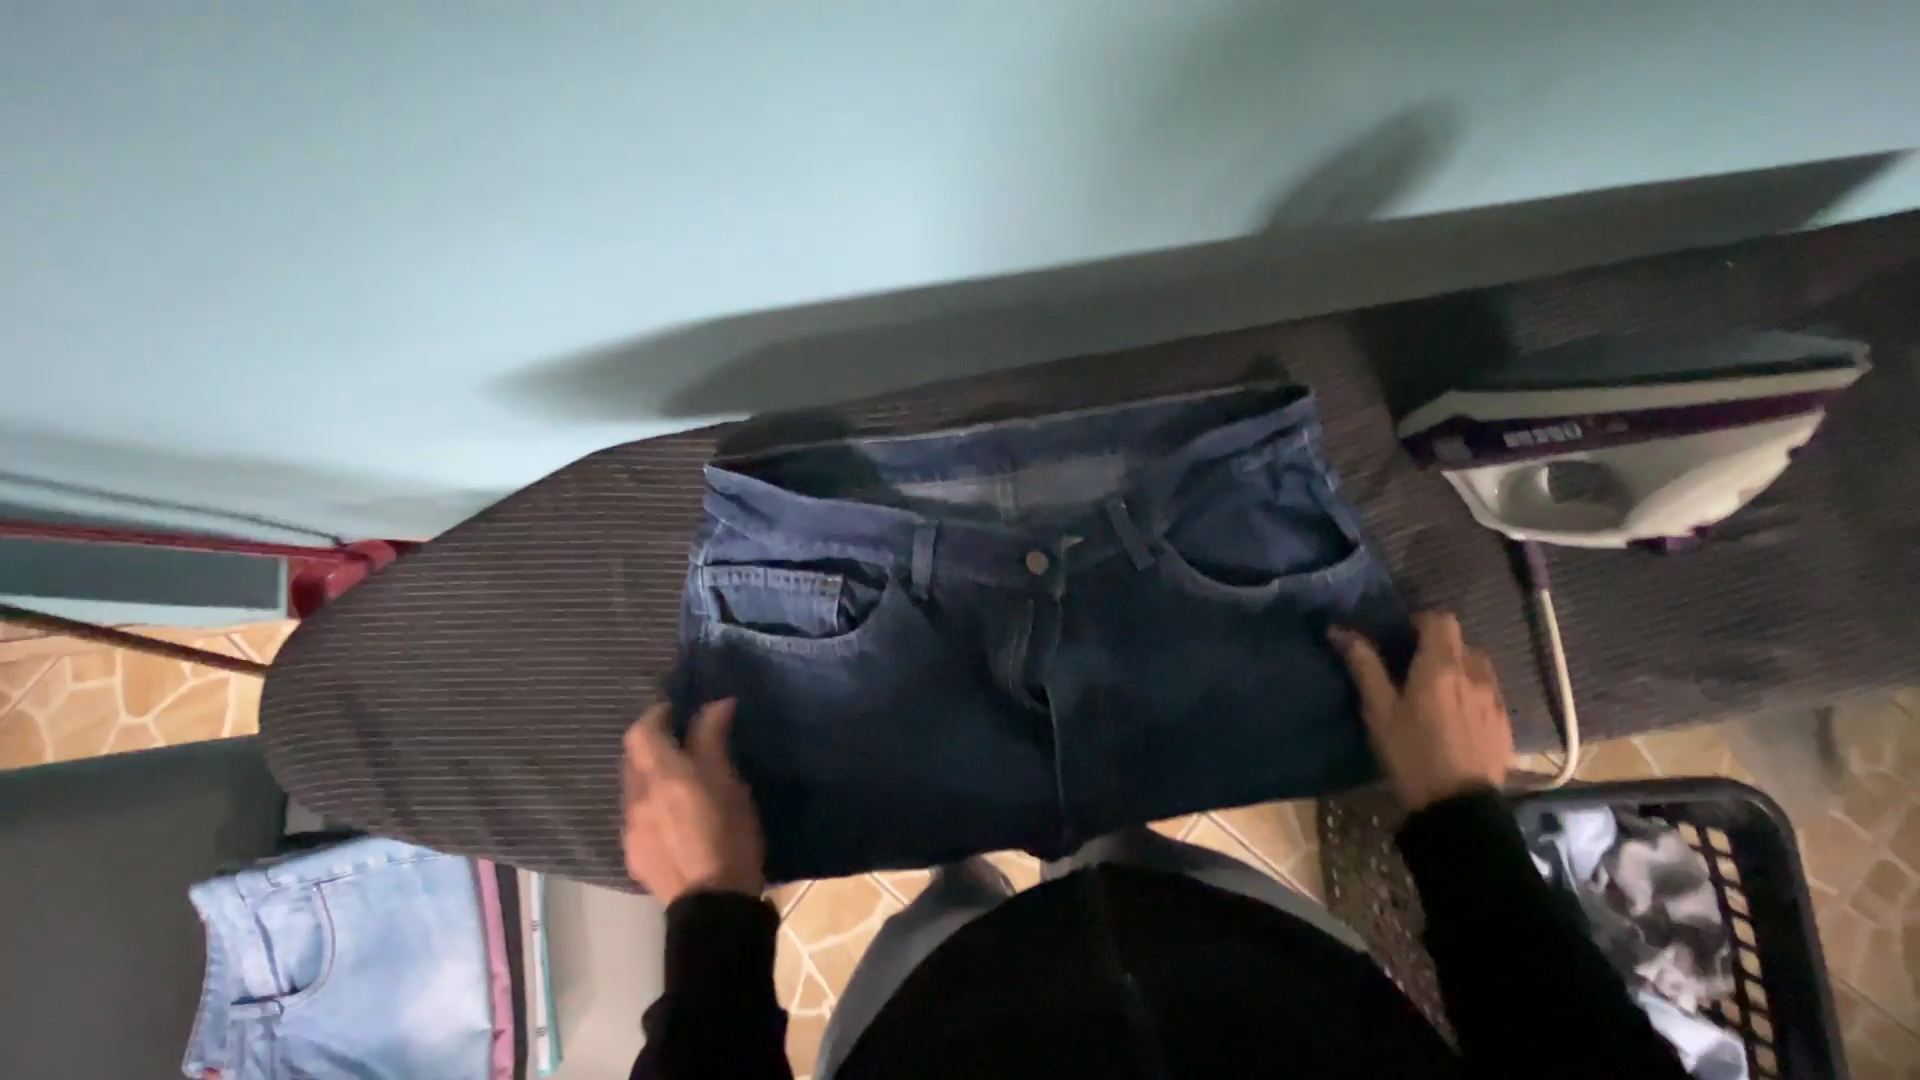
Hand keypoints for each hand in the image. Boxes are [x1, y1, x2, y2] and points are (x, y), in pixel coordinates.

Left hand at [622, 699, 765, 904]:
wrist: (713, 905)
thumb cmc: (730, 837)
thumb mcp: (731, 783)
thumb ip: (714, 741)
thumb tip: (715, 704)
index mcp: (662, 775)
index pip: (641, 731)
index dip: (656, 715)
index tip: (678, 710)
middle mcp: (637, 797)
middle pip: (633, 758)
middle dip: (653, 744)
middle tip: (683, 743)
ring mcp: (630, 828)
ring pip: (633, 787)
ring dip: (650, 776)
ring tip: (681, 783)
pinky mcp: (632, 853)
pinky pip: (637, 815)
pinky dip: (651, 805)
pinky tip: (674, 819)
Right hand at [1331, 612, 1512, 811]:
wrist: (1458, 806)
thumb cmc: (1411, 753)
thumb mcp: (1378, 710)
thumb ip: (1364, 666)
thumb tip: (1340, 630)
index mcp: (1441, 666)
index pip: (1441, 620)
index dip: (1422, 622)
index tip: (1401, 637)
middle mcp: (1475, 675)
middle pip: (1461, 643)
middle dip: (1439, 648)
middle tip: (1413, 670)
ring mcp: (1496, 700)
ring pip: (1478, 668)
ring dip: (1459, 671)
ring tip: (1437, 695)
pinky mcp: (1505, 724)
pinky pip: (1489, 694)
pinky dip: (1472, 695)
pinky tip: (1456, 720)